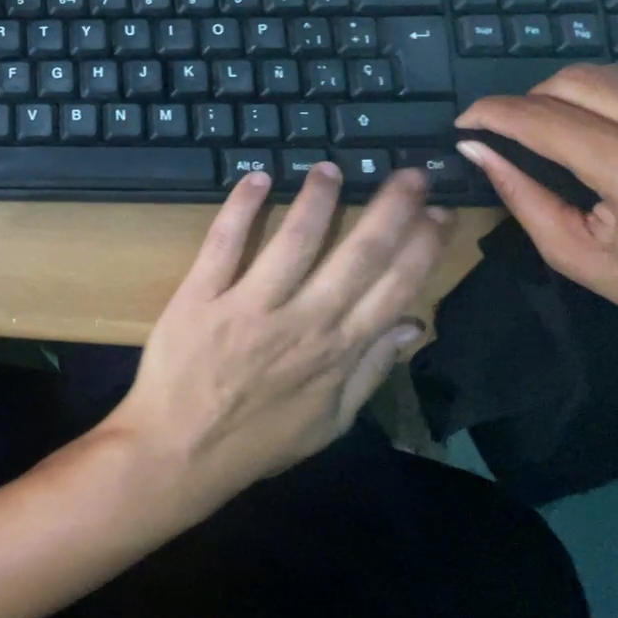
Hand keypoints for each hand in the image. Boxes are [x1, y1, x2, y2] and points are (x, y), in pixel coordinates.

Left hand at [101, 164, 448, 522]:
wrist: (180, 449)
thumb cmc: (258, 439)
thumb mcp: (330, 420)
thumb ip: (372, 370)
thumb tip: (414, 324)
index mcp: (336, 352)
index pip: (392, 289)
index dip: (420, 247)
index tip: (438, 212)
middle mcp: (300, 322)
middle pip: (356, 256)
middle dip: (389, 210)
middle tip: (408, 173)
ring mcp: (247, 306)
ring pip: (292, 241)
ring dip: (316, 199)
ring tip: (330, 168)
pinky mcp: (199, 296)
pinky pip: (223, 243)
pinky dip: (240, 208)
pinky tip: (257, 179)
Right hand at [456, 64, 617, 376]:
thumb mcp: (586, 261)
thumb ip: (524, 198)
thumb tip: (475, 149)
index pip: (539, 118)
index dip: (489, 114)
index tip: (462, 124)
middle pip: (573, 80)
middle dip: (528, 100)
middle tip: (511, 134)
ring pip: (614, 75)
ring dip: (570, 95)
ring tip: (559, 133)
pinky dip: (614, 99)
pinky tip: (611, 134)